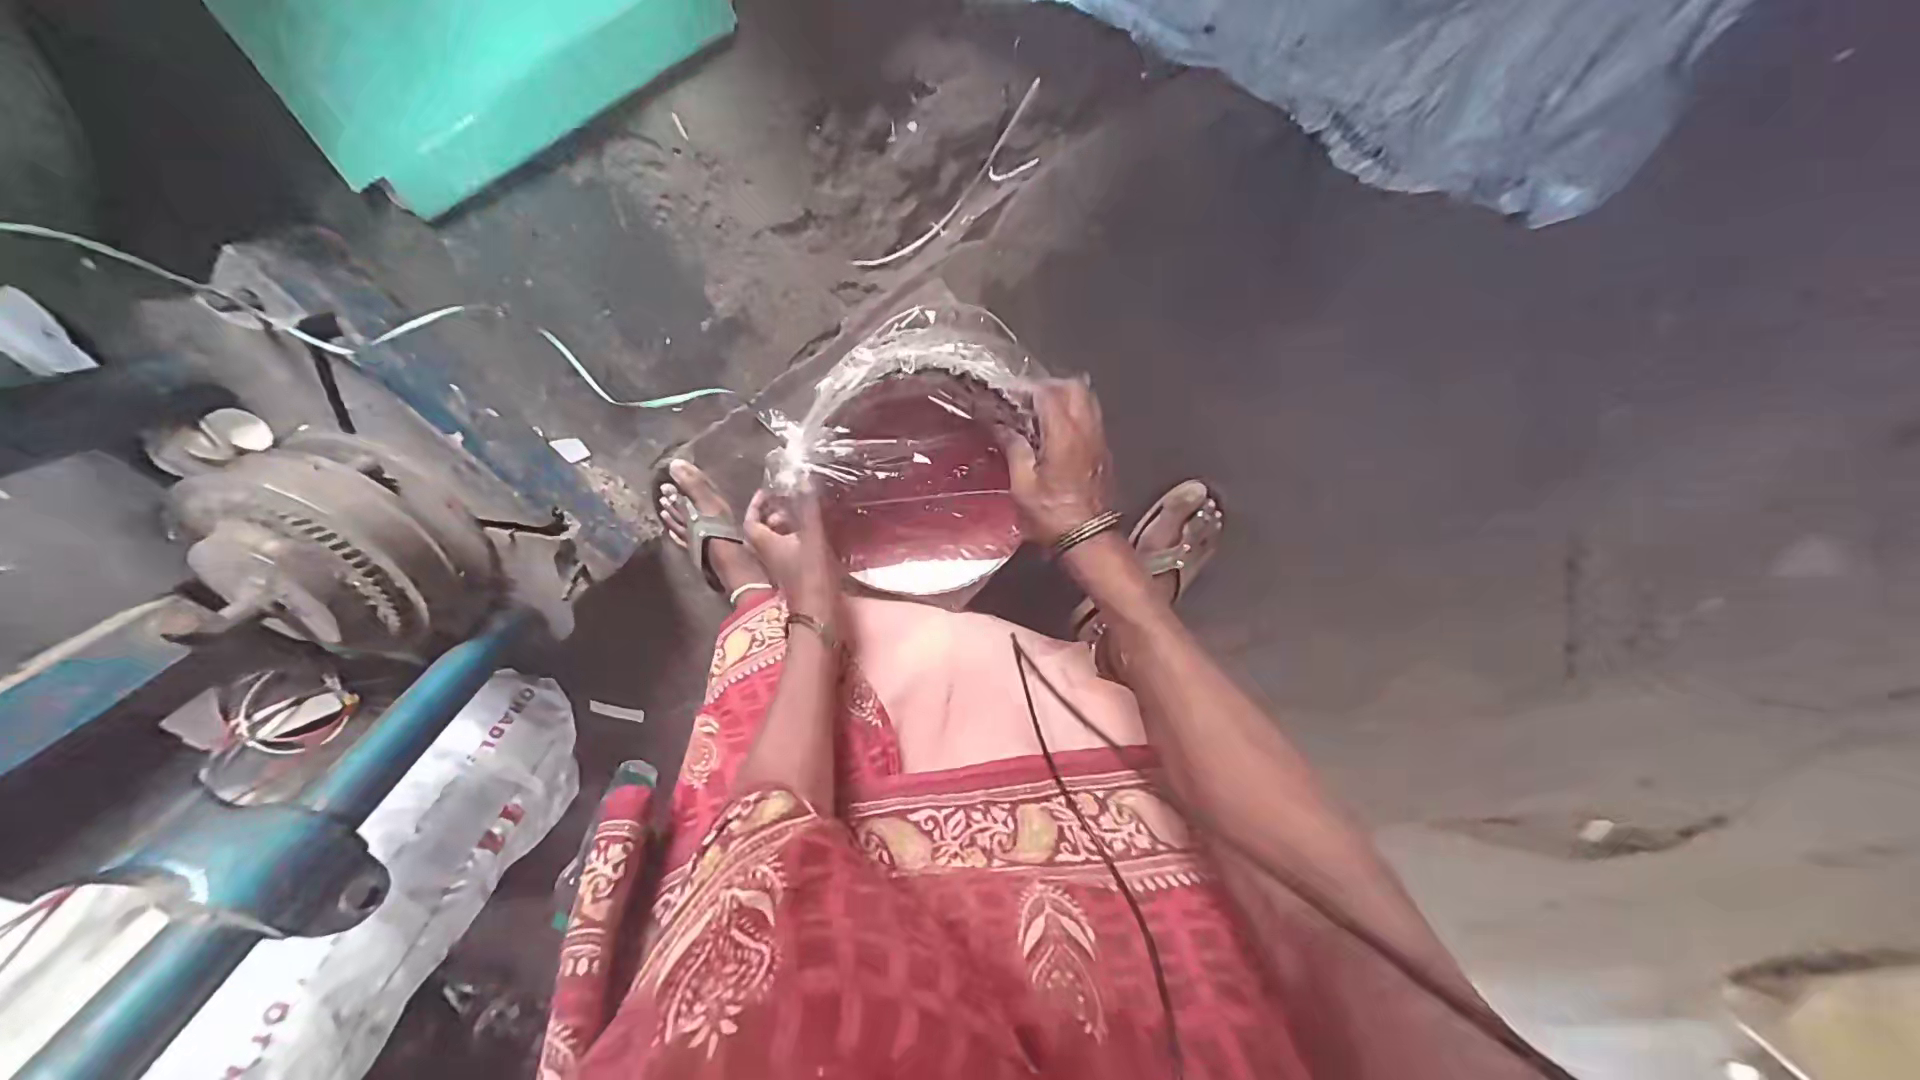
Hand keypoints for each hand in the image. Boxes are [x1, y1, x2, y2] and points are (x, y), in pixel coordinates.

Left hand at [744, 481, 841, 619]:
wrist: (817, 611)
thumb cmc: (811, 572)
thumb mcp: (812, 535)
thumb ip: (808, 507)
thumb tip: (803, 479)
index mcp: (764, 542)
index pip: (751, 519)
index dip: (757, 503)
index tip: (769, 490)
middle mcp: (767, 554)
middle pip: (764, 528)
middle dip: (775, 512)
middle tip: (791, 500)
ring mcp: (779, 565)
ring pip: (776, 539)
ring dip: (787, 526)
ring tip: (805, 514)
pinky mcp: (792, 574)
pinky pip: (788, 549)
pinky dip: (796, 539)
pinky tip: (815, 535)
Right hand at [996, 377, 1113, 544]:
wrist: (1088, 538)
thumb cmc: (1053, 516)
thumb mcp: (1022, 486)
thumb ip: (1014, 449)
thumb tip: (1004, 429)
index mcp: (1064, 435)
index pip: (1047, 393)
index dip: (1025, 388)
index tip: (1008, 393)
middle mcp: (1086, 431)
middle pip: (1073, 387)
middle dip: (1048, 386)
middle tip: (1026, 398)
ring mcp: (1098, 440)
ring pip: (1086, 400)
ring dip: (1064, 398)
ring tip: (1040, 412)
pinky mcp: (1103, 452)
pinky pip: (1091, 418)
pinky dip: (1073, 414)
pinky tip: (1055, 431)